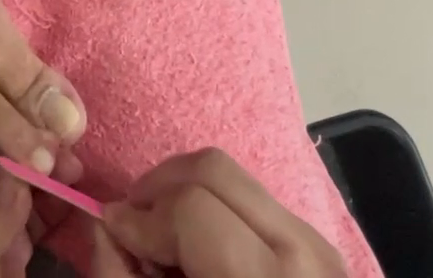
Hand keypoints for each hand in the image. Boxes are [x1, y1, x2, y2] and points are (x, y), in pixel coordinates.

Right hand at [89, 149, 348, 277]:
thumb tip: (106, 225)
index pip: (192, 209)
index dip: (140, 216)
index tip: (114, 233)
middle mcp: (306, 262)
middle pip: (213, 171)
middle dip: (158, 187)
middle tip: (135, 224)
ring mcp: (324, 253)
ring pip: (235, 177)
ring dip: (186, 194)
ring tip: (166, 236)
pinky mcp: (326, 253)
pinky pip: (256, 200)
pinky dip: (216, 210)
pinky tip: (203, 249)